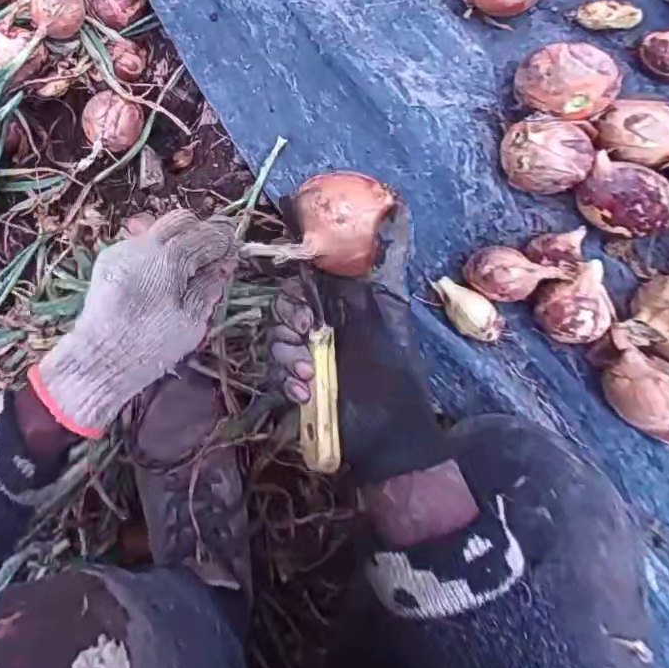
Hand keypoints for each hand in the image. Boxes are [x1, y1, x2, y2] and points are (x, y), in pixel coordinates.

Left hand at [30, 210, 236, 437]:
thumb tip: (224, 264)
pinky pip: (138, 245)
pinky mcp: (108, 259)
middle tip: (208, 259)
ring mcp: (123, 249)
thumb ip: (210, 286)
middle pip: (181, 220)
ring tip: (182, 271)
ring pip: (157, 229)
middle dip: (199, 234)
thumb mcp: (193, 320)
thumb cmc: (151, 344)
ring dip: (176, 241)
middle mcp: (145, 244)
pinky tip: (156, 279)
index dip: (225, 242)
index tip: (232, 254)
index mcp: (170, 257)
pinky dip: (154, 254)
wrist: (100, 356)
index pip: (207, 234)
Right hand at [267, 207, 441, 484]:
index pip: (300, 287)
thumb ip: (362, 284)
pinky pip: (275, 375)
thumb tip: (374, 229)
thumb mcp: (383, 321)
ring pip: (274, 343)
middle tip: (306, 339)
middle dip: (287, 326)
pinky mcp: (297, 385)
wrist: (391, 438)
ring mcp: (306, 358)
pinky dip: (285, 383)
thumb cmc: (393, 376)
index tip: (306, 315)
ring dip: (288, 359)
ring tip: (311, 378)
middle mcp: (319, 328)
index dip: (294, 296)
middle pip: (280, 312)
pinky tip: (304, 395)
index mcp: (339, 308)